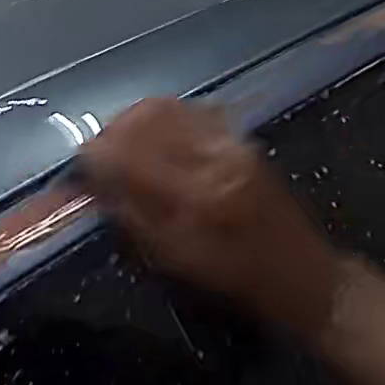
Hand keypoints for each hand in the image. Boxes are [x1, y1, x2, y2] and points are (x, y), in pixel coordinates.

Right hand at [80, 98, 341, 342]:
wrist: (304, 276)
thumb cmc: (233, 277)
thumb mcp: (173, 258)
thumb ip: (129, 213)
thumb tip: (93, 180)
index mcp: (195, 195)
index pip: (129, 154)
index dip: (97, 152)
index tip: (80, 160)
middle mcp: (212, 157)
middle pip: (145, 118)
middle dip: (112, 129)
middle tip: (98, 148)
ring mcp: (229, 141)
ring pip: (165, 107)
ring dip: (134, 117)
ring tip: (120, 137)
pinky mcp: (240, 136)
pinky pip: (189, 109)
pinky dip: (162, 114)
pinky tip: (153, 131)